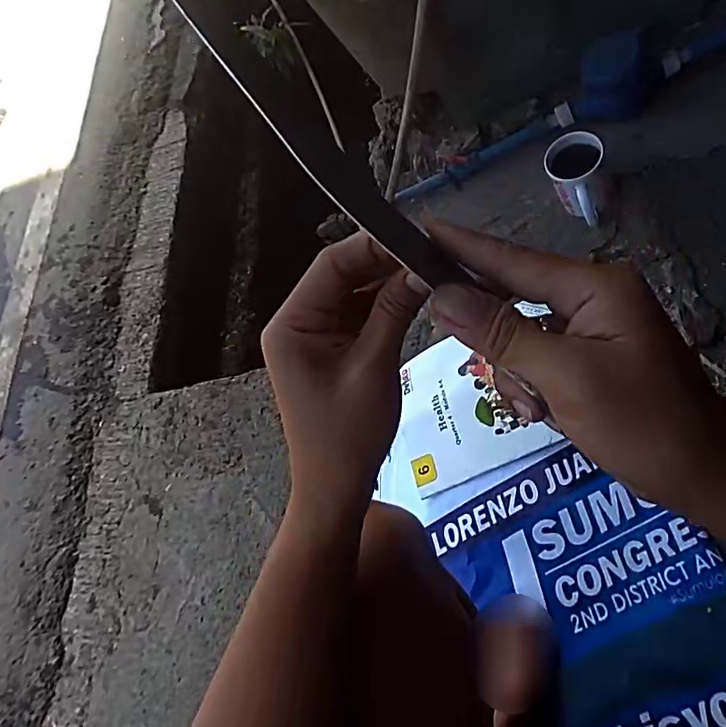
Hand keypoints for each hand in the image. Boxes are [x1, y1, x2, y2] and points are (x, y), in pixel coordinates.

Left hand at [260, 233, 428, 517]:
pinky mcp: (334, 350)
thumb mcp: (375, 367)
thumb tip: (421, 269)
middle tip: (433, 257)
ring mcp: (317, 337)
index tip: (417, 238)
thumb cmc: (348, 435)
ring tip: (432, 275)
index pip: (331, 265)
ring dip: (390, 286)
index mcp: (292, 324)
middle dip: (386, 265)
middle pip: (344, 276)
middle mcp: (298, 323)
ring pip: (356, 294)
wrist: (337, 487)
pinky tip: (418, 300)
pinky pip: (362, 316)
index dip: (373, 246)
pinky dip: (388, 307)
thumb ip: (395, 312)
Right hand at [425, 222, 725, 512]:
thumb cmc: (644, 425)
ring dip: (521, 376)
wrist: (706, 475)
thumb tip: (444, 294)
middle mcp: (596, 298)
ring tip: (540, 412)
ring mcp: (598, 330)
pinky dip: (538, 389)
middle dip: (502, 347)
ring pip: (526, 339)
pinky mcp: (597, 359)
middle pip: (517, 303)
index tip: (419, 229)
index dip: (464, 248)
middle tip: (499, 376)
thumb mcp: (567, 379)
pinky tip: (549, 415)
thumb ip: (503, 334)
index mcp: (597, 287)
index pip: (515, 261)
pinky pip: (546, 361)